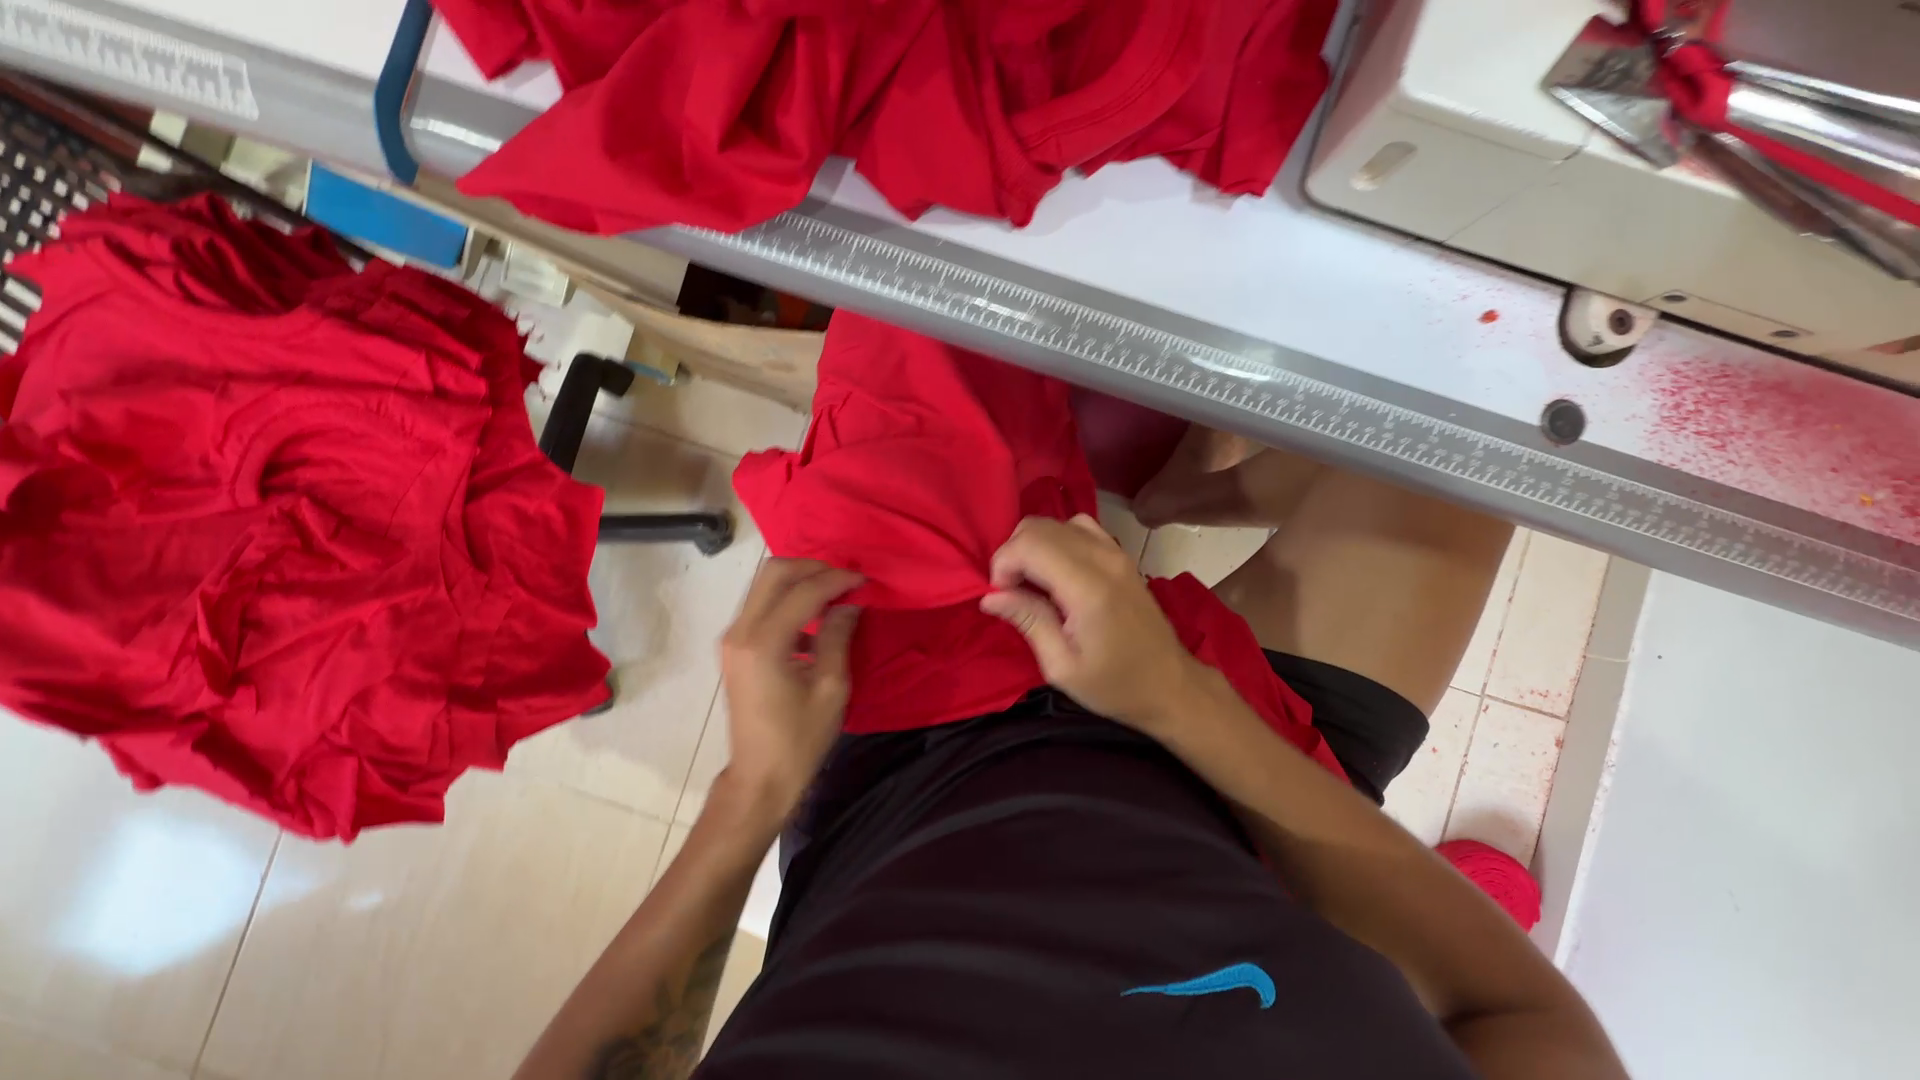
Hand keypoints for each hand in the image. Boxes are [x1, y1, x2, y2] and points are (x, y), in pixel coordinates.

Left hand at [717, 558, 862, 818]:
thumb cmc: (799, 740)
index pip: (803, 591)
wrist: (760, 777)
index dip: (837, 580)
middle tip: (846, 582)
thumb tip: (849, 603)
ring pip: (764, 585)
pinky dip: (788, 601)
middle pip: (773, 572)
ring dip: (800, 582)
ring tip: (835, 596)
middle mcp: (740, 632)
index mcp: (764, 644)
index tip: (864, 582)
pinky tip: (815, 623)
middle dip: (813, 569)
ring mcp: (732, 638)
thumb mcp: (831, 689)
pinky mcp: (735, 647)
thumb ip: (837, 637)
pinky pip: (761, 606)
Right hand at [979, 515, 1211, 732]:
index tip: (1002, 599)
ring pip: (1056, 522)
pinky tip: (1056, 572)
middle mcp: (1103, 559)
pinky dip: (1057, 541)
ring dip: (1033, 546)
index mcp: (1088, 588)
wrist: (1170, 684)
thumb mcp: (1062, 667)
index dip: (1002, 565)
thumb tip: (990, 596)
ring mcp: (1116, 552)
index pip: (1029, 545)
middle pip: (1038, 527)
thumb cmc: (1115, 685)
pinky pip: (1079, 527)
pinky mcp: (1121, 554)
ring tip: (1032, 584)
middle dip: (1013, 554)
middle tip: (1013, 594)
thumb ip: (1028, 621)